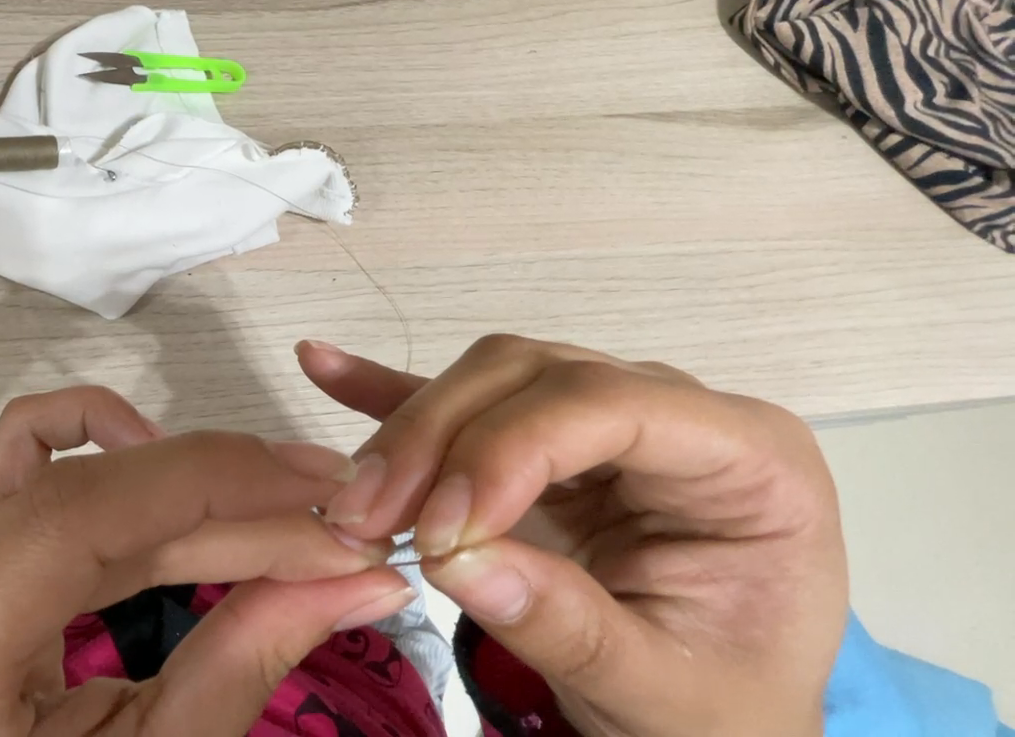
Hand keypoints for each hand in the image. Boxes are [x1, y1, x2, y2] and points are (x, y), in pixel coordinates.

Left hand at [0, 386, 416, 734]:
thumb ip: (238, 667)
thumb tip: (356, 583)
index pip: (82, 515)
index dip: (211, 483)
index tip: (325, 492)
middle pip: (89, 495)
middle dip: (228, 500)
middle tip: (335, 518)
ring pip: (67, 472)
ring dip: (185, 482)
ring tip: (282, 502)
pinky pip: (22, 452)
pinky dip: (98, 436)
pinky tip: (160, 458)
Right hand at [297, 335, 847, 736]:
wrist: (709, 712)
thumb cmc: (717, 706)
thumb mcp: (667, 698)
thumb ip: (570, 627)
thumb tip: (453, 559)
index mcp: (744, 458)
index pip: (603, 404)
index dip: (507, 451)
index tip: (440, 532)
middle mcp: (665, 407)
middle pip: (523, 376)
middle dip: (434, 442)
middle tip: (366, 520)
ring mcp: (591, 409)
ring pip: (476, 379)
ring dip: (405, 436)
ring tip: (351, 502)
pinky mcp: (527, 429)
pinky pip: (449, 397)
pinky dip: (382, 387)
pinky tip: (320, 363)